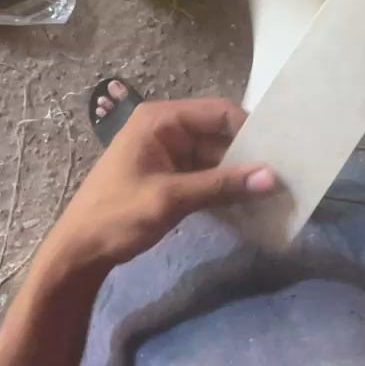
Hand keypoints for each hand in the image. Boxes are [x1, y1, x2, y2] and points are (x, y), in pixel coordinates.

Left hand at [44, 98, 278, 271]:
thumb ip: (222, 186)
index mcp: (160, 120)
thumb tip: (273, 176)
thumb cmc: (117, 216)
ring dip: (239, 176)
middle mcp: (166, 130)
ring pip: (216, 158)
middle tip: (285, 176)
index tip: (281, 152)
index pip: (218, 112)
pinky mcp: (170, 178)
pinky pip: (206, 176)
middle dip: (248, 156)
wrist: (79, 253)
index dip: (250, 129)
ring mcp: (168, 154)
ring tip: (274, 192)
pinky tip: (249, 204)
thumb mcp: (171, 199)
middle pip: (220, 135)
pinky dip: (224, 189)